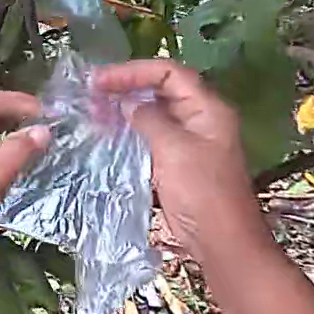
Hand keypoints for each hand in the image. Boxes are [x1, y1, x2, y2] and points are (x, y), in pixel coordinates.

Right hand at [94, 60, 259, 260]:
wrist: (222, 242)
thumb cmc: (202, 192)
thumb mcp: (174, 149)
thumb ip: (148, 119)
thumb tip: (126, 104)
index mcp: (207, 108)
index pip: (168, 72)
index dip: (133, 71)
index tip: (101, 80)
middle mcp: (199, 117)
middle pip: (160, 88)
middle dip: (126, 86)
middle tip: (92, 90)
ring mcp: (188, 138)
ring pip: (152, 110)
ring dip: (124, 107)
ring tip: (94, 108)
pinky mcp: (177, 158)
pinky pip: (150, 133)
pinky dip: (129, 128)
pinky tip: (107, 130)